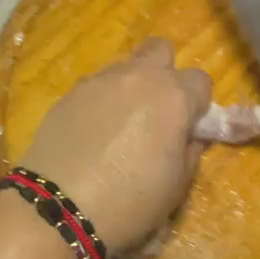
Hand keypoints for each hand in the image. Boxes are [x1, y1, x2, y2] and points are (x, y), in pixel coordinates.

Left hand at [17, 38, 212, 255]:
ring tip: (120, 126)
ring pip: (125, 66)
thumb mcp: (176, 186)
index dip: (199, 104)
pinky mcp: (70, 92)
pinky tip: (92, 133)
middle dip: (165, 72)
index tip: (188, 128)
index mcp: (173, 96)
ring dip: (131, 87)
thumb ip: (190, 151)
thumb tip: (190, 135)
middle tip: (158, 110)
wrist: (58, 208)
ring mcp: (100, 80)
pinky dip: (101, 101)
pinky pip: (96, 86)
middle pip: (161, 50)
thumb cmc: (129, 202)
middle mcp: (138, 76)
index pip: (201, 80)